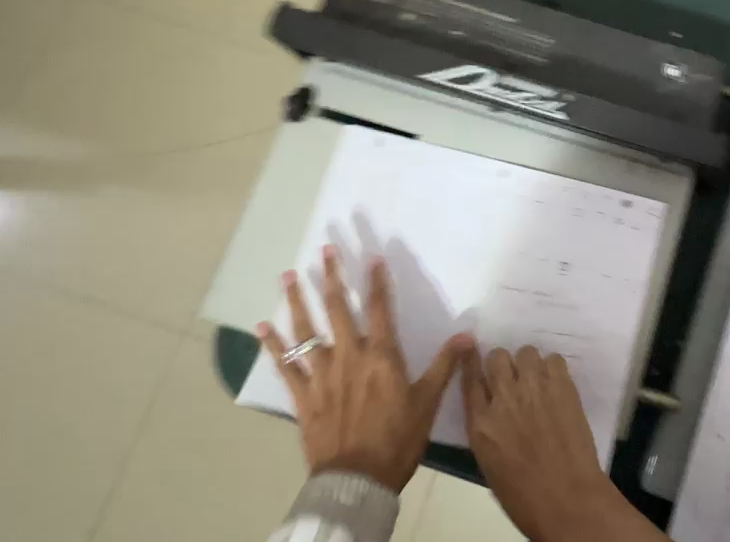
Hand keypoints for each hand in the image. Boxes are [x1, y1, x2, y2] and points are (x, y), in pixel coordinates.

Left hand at [257, 245, 473, 490]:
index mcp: (381, 355)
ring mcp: (322, 375)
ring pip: (306, 330)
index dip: (376, 281)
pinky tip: (261, 326)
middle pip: (338, 308)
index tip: (372, 257)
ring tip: (289, 275)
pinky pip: (284, 366)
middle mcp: (349, 356)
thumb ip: (445, 365)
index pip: (379, 308)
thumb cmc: (396, 439)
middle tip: (326, 249)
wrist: (356, 481)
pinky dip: (272, 346)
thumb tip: (469, 334)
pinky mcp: (302, 396)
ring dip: (297, 300)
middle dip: (332, 276)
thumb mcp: (427, 402)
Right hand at [462, 346, 659, 541]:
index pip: (470, 378)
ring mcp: (534, 387)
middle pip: (497, 357)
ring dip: (528, 365)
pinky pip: (554, 359)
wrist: (566, 498)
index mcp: (481, 423)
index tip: (472, 352)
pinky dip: (552, 369)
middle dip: (503, 366)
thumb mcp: (489, 463)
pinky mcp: (562, 385)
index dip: (471, 362)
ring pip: (526, 352)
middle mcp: (504, 397)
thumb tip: (492, 409)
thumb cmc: (524, 494)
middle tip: (513, 379)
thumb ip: (487, 429)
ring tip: (537, 382)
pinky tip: (555, 386)